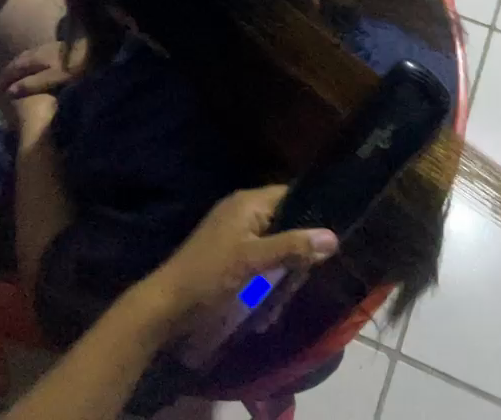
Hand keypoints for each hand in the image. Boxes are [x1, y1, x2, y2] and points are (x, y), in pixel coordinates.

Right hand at [0, 41, 85, 100]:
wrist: (101, 43)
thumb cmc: (79, 64)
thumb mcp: (56, 77)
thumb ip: (33, 83)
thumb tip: (9, 91)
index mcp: (37, 58)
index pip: (15, 68)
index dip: (5, 78)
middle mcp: (41, 50)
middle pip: (21, 60)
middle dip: (10, 71)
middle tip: (3, 82)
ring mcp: (52, 46)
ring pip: (30, 56)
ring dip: (20, 65)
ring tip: (16, 76)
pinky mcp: (62, 46)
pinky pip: (39, 55)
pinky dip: (31, 62)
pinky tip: (38, 67)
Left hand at [132, 186, 337, 335]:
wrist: (166, 306)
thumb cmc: (210, 275)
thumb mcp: (254, 260)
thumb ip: (293, 247)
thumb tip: (333, 237)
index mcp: (248, 202)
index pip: (291, 194)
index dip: (313, 211)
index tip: (333, 233)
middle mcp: (242, 211)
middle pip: (286, 220)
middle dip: (298, 246)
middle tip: (308, 271)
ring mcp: (235, 233)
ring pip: (275, 242)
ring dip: (284, 266)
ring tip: (289, 290)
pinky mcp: (230, 254)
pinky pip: (262, 257)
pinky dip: (269, 274)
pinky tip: (273, 297)